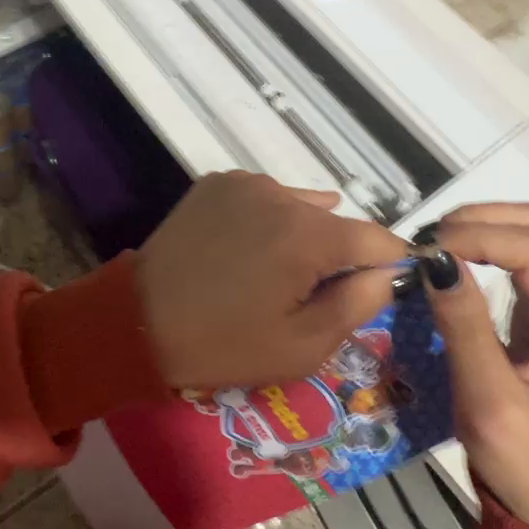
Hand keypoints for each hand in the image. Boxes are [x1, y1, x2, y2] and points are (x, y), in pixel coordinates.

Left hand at [135, 171, 408, 389]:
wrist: (138, 320)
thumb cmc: (225, 342)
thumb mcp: (303, 345)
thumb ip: (357, 304)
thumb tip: (389, 274)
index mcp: (309, 233)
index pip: (379, 239)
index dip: (388, 266)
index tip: (377, 292)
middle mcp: (280, 194)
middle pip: (336, 222)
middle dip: (337, 256)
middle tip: (308, 296)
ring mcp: (244, 183)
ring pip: (300, 207)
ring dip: (301, 235)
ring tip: (274, 275)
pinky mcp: (215, 183)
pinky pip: (264, 198)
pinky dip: (268, 221)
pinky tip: (248, 252)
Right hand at [420, 203, 528, 528]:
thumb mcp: (491, 406)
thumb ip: (465, 327)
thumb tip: (433, 259)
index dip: (476, 235)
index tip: (422, 252)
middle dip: (479, 220)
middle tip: (426, 244)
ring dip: (483, 228)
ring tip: (434, 249)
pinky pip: (526, 261)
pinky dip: (486, 248)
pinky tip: (453, 263)